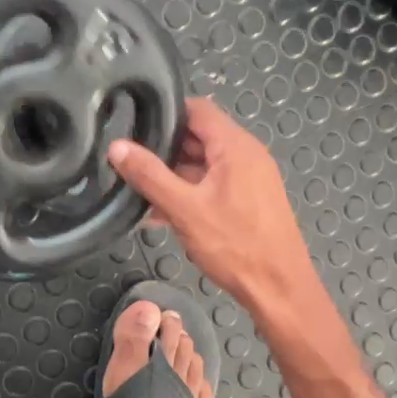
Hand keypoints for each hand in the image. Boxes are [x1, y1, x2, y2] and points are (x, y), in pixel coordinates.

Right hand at [106, 97, 317, 312]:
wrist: (279, 288)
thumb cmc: (234, 244)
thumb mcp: (184, 209)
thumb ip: (149, 175)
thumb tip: (117, 147)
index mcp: (235, 146)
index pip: (197, 109)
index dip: (164, 113)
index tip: (132, 125)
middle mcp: (247, 155)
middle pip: (199, 137)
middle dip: (164, 149)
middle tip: (128, 161)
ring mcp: (250, 179)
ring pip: (204, 165)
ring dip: (173, 176)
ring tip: (138, 191)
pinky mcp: (249, 201)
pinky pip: (213, 185)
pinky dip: (189, 193)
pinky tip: (162, 214)